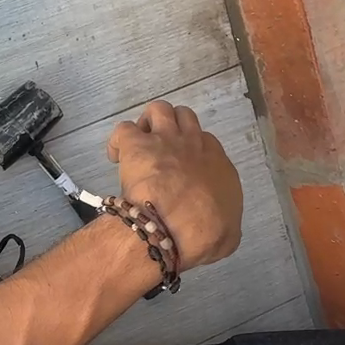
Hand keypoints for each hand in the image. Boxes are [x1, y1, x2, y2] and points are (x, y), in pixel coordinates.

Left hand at [106, 102, 242, 270]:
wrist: (178, 229)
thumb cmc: (205, 235)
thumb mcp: (228, 233)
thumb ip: (224, 222)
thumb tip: (219, 228)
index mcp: (216, 164)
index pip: (205, 143)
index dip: (189, 152)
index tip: (178, 170)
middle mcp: (193, 144)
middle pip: (184, 117)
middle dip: (171, 128)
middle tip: (158, 149)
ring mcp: (165, 140)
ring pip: (159, 109)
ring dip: (147, 124)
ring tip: (138, 144)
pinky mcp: (137, 144)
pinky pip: (123, 128)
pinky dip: (117, 141)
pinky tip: (115, 157)